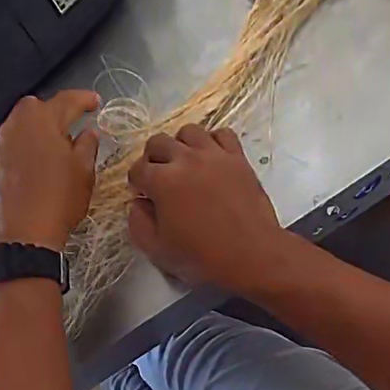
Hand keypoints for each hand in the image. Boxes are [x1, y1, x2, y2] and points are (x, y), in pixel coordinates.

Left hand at [0, 89, 101, 249]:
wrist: (27, 231)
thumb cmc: (62, 198)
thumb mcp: (84, 171)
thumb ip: (87, 145)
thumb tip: (88, 132)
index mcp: (43, 121)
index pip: (67, 100)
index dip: (84, 99)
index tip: (96, 102)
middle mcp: (18, 125)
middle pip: (35, 106)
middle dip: (54, 110)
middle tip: (72, 124)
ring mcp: (2, 144)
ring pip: (20, 124)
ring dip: (37, 128)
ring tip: (54, 144)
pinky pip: (12, 145)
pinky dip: (26, 146)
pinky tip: (36, 163)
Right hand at [125, 124, 303, 294]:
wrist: (252, 255)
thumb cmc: (203, 258)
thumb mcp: (158, 251)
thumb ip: (138, 224)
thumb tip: (138, 204)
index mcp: (162, 181)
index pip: (138, 170)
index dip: (137, 183)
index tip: (144, 195)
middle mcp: (185, 160)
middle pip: (158, 143)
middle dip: (153, 159)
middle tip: (160, 178)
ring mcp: (214, 155)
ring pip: (189, 132)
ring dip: (181, 145)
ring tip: (185, 164)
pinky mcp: (238, 158)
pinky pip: (222, 134)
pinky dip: (213, 142)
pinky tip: (212, 158)